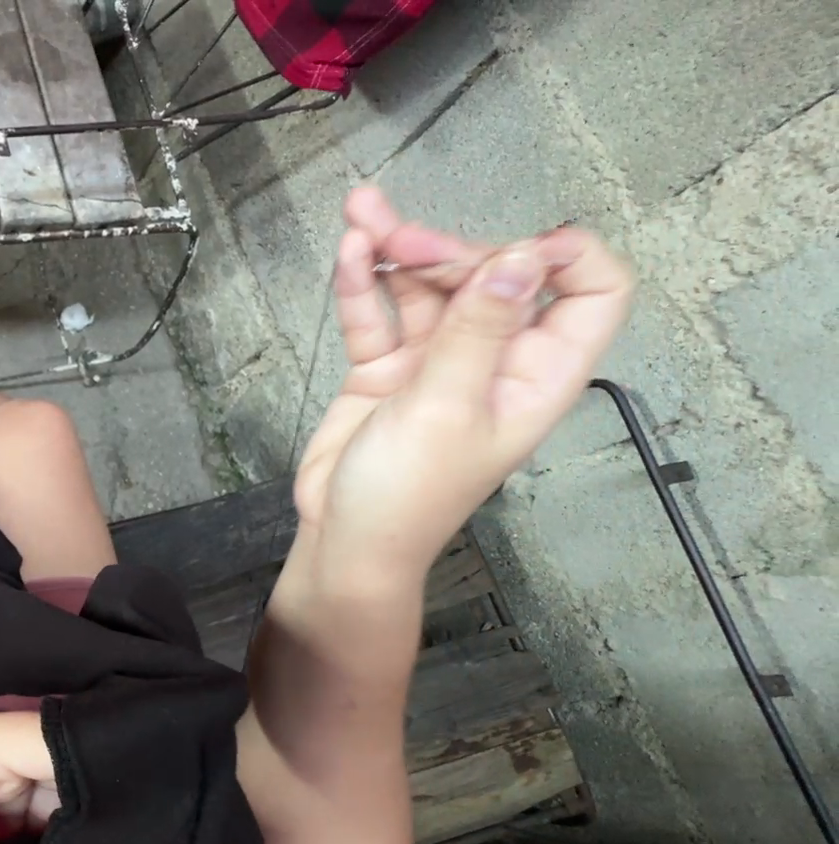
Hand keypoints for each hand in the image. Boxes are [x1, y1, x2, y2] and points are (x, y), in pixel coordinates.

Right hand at [293, 187, 632, 582]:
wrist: (343, 537)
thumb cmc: (406, 494)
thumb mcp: (445, 412)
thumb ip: (477, 334)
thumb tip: (520, 257)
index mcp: (536, 373)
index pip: (588, 291)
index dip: (564, 255)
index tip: (511, 246)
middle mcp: (490, 358)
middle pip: (488, 277)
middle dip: (446, 249)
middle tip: (399, 240)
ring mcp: (432, 362)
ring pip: (423, 288)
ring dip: (394, 250)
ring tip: (359, 217)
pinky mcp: (381, 370)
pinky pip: (375, 316)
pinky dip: (359, 286)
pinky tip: (347, 253)